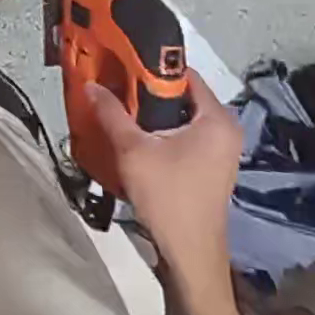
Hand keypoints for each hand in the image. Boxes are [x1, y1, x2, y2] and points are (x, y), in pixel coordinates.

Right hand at [86, 70, 240, 268]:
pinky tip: (134, 135)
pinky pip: (183, 133)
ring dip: (150, 112)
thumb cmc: (167, 194)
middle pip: (182, 94)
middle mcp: (225, 128)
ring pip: (180, 115)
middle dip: (147, 90)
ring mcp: (220, 148)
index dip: (151, 67)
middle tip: (113, 86)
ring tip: (118, 108)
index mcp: (216, 118)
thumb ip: (112, 112)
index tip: (120, 65)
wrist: (188, 250)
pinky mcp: (209, 164)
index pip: (185, 74)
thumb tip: (90, 84)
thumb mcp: (132, 149)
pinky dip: (160, 129)